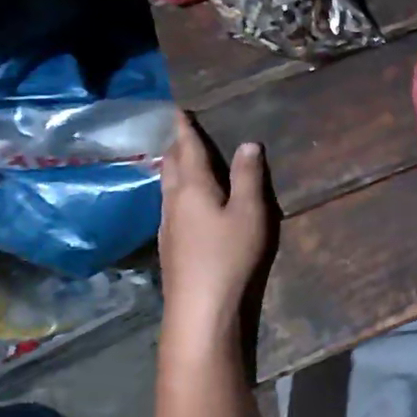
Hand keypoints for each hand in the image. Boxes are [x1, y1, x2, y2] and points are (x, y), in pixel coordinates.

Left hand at [158, 112, 269, 345]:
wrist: (199, 307)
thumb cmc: (228, 255)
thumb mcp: (249, 212)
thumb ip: (248, 177)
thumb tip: (248, 143)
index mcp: (193, 187)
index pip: (187, 149)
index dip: (184, 128)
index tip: (178, 109)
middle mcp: (174, 201)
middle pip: (171, 165)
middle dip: (176, 145)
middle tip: (181, 131)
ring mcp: (167, 225)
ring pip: (167, 185)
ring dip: (174, 167)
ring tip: (181, 159)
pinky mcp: (169, 244)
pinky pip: (169, 203)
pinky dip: (176, 189)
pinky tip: (183, 200)